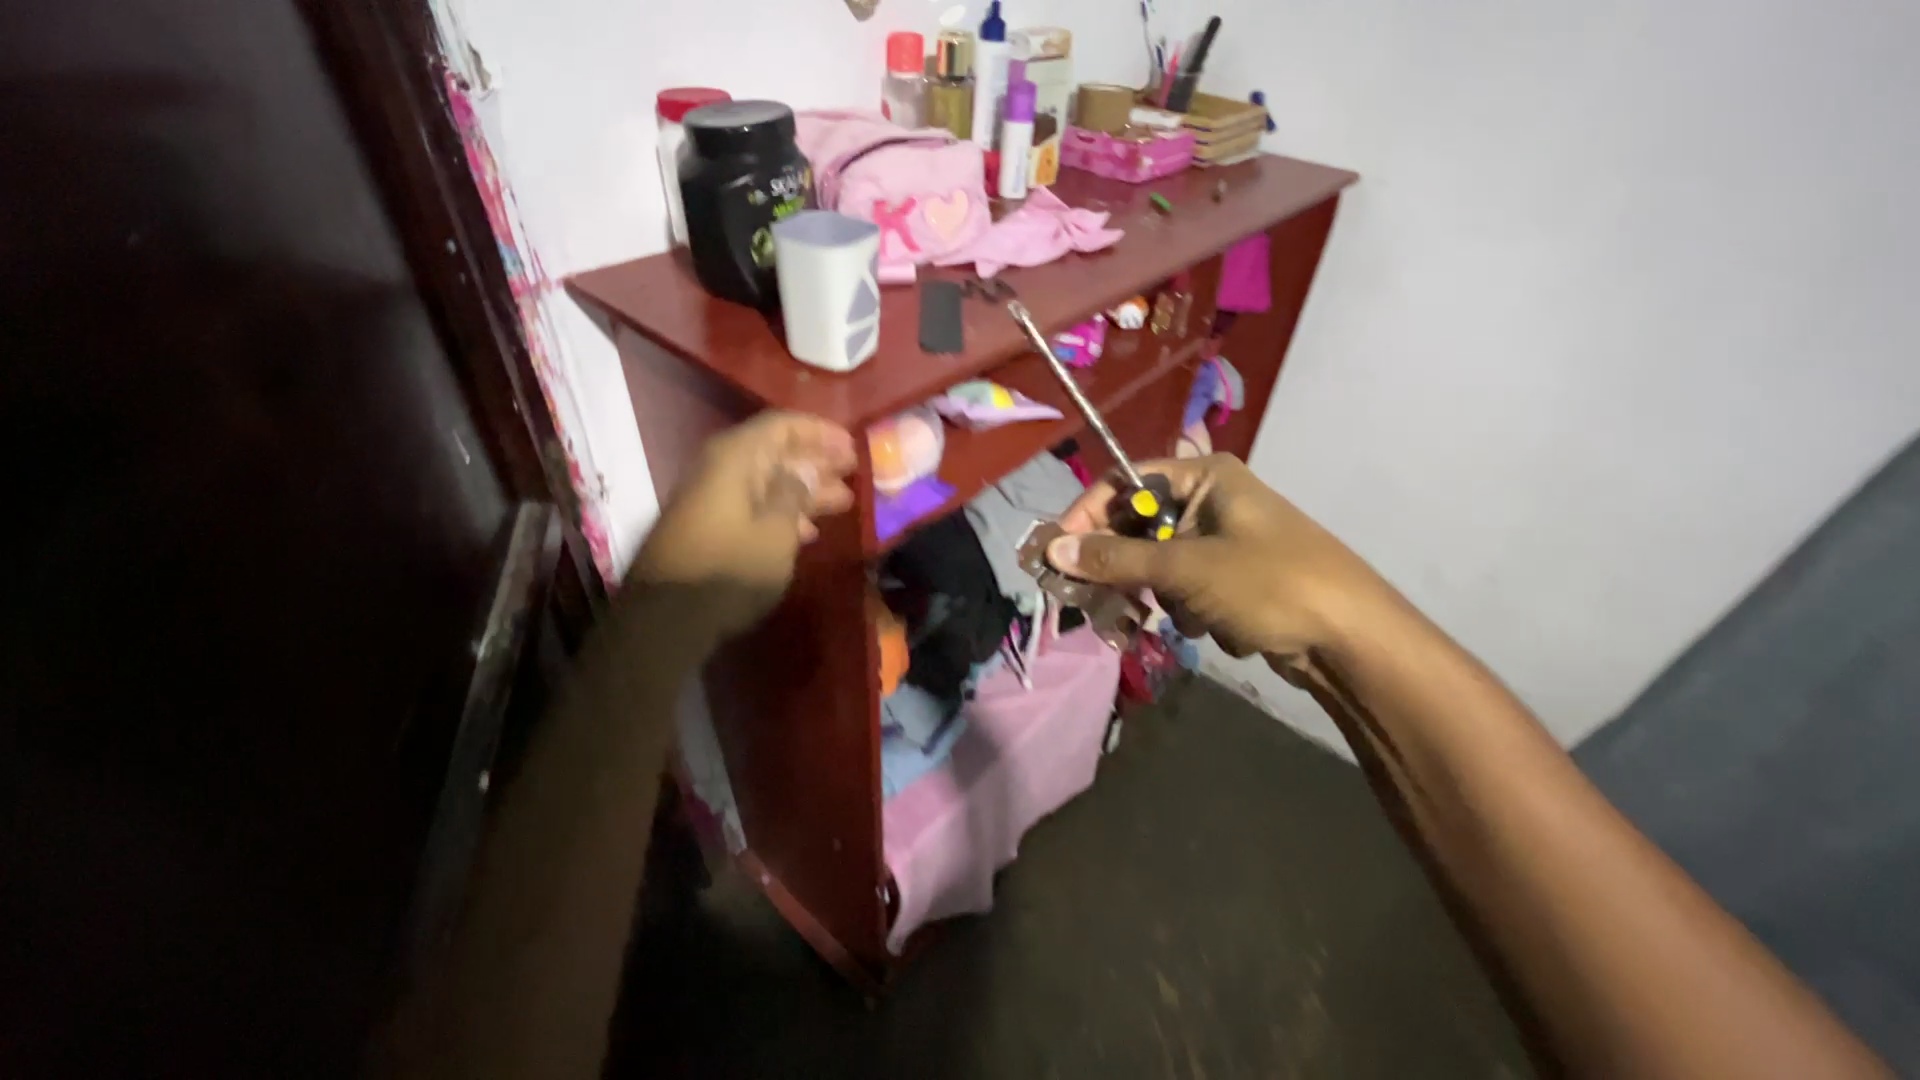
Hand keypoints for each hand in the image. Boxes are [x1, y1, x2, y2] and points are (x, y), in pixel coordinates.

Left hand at [631, 412, 855, 632]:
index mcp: (735, 458)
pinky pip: (752, 505)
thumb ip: (795, 493)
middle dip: (816, 462)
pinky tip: (808, 531)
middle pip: (775, 453)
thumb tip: (807, 468)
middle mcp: (719, 469)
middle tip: (853, 472)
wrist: (668, 619)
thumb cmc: (730, 568)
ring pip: (766, 481)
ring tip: (842, 502)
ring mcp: (711, 498)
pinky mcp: (708, 526)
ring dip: (804, 489)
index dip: (820, 432)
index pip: (782, 425)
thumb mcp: (776, 531)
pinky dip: (782, 512)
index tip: (852, 445)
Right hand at [1046, 454, 1385, 661]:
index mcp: (1205, 477)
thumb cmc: (1269, 584)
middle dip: (1126, 570)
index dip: (1087, 516)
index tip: (1057, 553)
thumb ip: (1116, 560)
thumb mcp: (1185, 570)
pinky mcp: (1232, 579)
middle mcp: (1212, 500)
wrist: (1351, 639)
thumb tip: (1053, 549)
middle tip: (1101, 601)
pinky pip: (1186, 589)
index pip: (1125, 483)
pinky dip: (1190, 611)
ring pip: (1159, 566)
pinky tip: (1214, 628)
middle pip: (1138, 528)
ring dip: (1163, 597)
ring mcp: (1224, 541)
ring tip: (1183, 618)